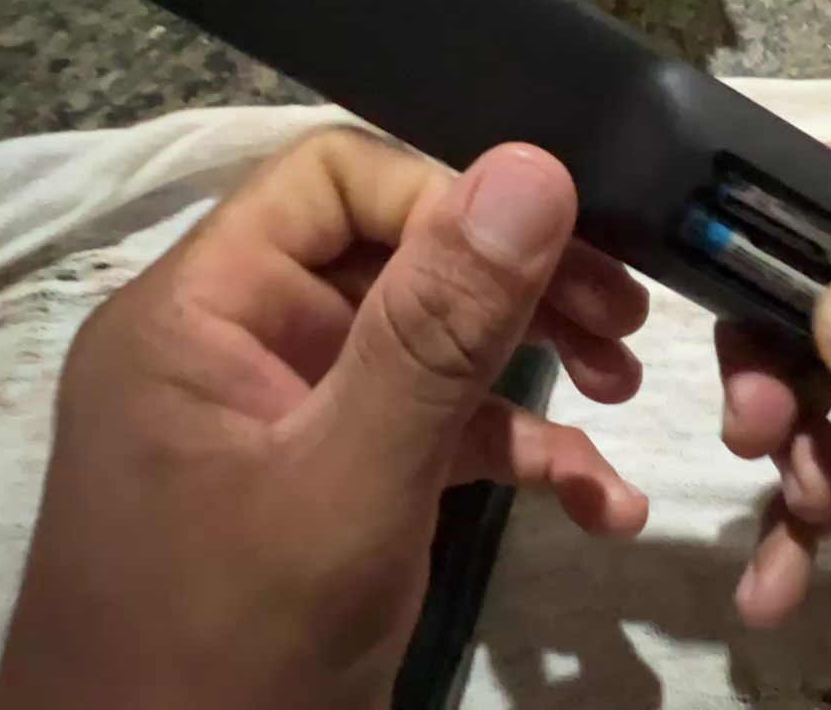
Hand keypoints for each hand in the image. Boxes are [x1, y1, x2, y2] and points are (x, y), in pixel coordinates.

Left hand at [0, 131, 649, 709]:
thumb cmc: (232, 668)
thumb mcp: (354, 484)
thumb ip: (441, 327)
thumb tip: (532, 170)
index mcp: (207, 308)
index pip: (338, 180)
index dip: (448, 198)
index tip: (551, 248)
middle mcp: (251, 339)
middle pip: (404, 254)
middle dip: (518, 283)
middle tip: (622, 316)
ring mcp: (302, 408)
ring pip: (434, 335)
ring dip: (535, 356)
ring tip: (620, 383)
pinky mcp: (347, 471)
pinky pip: (441, 424)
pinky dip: (521, 449)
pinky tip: (598, 500)